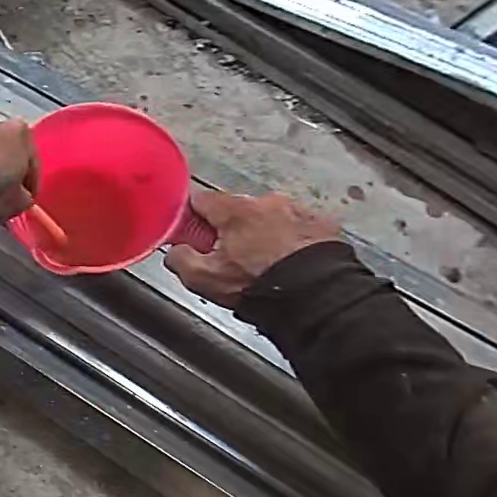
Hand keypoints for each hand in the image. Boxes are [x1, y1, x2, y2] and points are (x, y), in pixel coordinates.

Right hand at [165, 191, 341, 308]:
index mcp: (234, 210)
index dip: (190, 219)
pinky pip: (294, 229)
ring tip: (261, 265)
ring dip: (260, 235)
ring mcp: (296, 211)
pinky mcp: (321, 225)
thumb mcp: (203, 279)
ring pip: (266, 219)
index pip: (199, 199)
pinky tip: (285, 264)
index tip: (190, 237)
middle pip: (234, 210)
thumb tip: (175, 252)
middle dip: (228, 230)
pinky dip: (287, 242)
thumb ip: (179, 259)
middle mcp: (266, 203)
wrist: (317, 296)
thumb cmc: (261, 284)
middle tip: (226, 259)